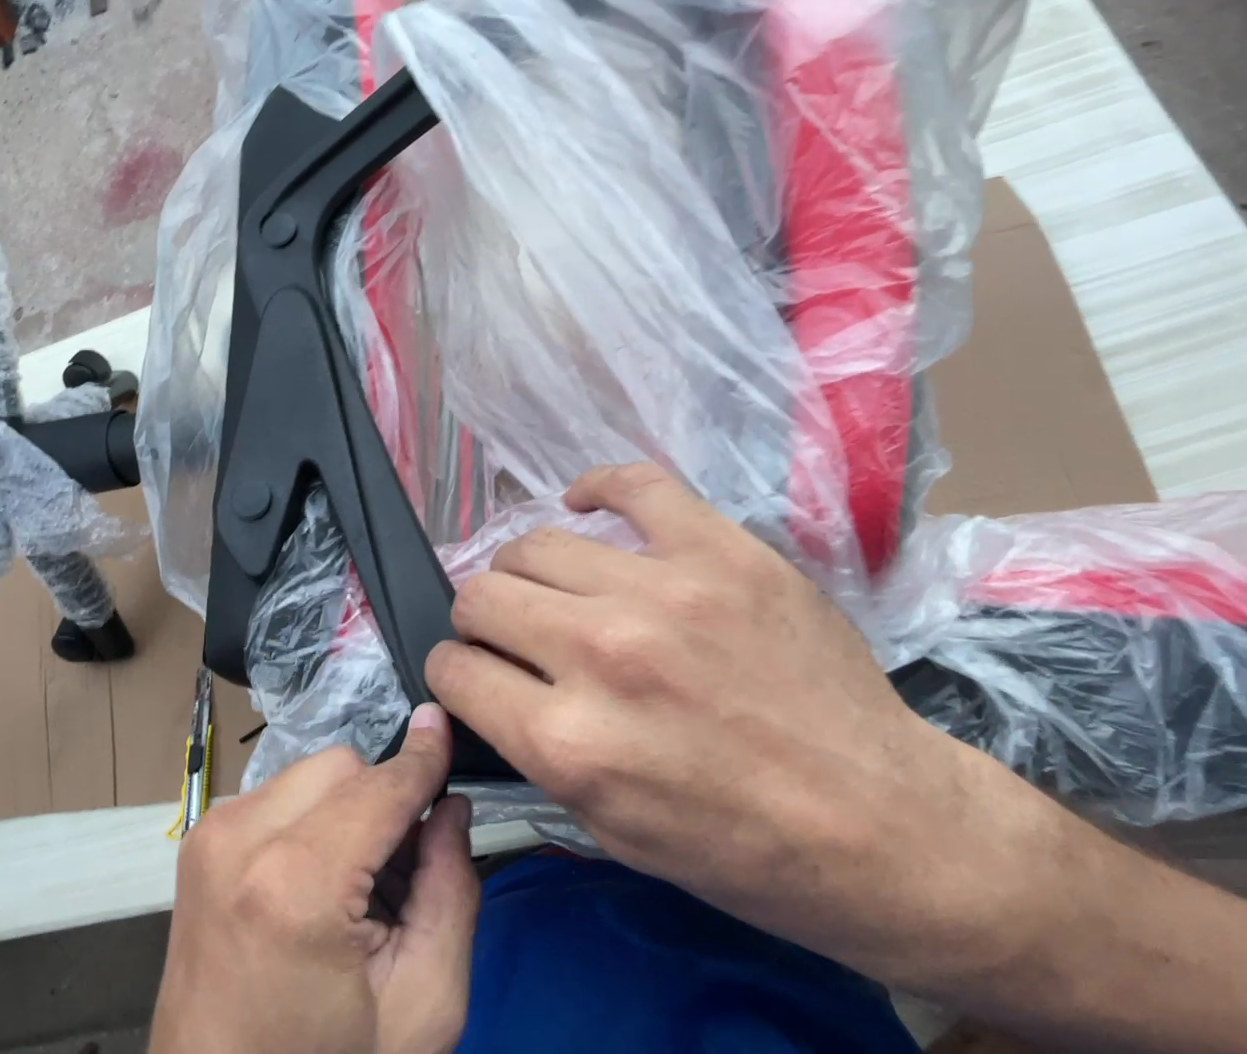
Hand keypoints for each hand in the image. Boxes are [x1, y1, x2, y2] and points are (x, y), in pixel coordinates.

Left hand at [150, 703, 478, 1053]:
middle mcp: (240, 838)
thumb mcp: (421, 1004)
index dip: (422, 757)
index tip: (446, 725)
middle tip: (400, 871)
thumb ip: (450, 891)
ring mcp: (208, 836)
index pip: (379, 787)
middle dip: (381, 800)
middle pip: (341, 767)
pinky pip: (273, 796)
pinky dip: (308, 821)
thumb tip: (451, 807)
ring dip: (344, 809)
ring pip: (306, 774)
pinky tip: (315, 883)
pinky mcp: (196, 844)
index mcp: (295, 883)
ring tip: (354, 887)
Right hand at [424, 463, 1074, 990]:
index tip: (473, 678)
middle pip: (479, 596)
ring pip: (532, 545)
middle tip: (514, 641)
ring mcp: (665, 593)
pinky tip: (585, 510)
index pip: (452, 669)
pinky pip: (632, 484)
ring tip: (555, 593)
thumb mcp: (602, 827)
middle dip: (479, 624)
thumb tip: (481, 685)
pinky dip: (595, 490)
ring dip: (526, 574)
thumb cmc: (735, 848)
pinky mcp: (723, 553)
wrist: (881, 827)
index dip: (454, 675)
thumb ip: (528, 747)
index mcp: (566, 740)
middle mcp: (600, 654)